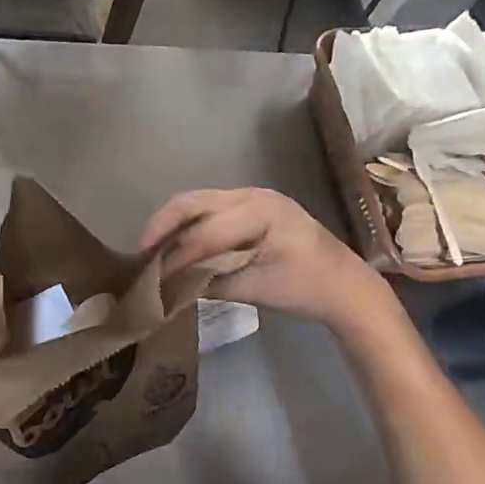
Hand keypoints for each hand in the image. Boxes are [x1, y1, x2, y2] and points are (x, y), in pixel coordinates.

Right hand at [139, 188, 380, 326]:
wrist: (344, 287)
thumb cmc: (305, 288)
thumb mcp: (256, 288)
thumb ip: (210, 281)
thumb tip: (169, 284)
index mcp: (261, 210)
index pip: (205, 232)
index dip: (176, 256)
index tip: (153, 279)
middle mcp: (253, 195)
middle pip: (193, 202)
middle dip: (162, 226)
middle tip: (139, 253)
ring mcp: (252, 198)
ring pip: (198, 204)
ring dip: (172, 226)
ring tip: (152, 252)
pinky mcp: (250, 209)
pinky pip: (209, 211)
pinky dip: (188, 227)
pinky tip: (176, 247)